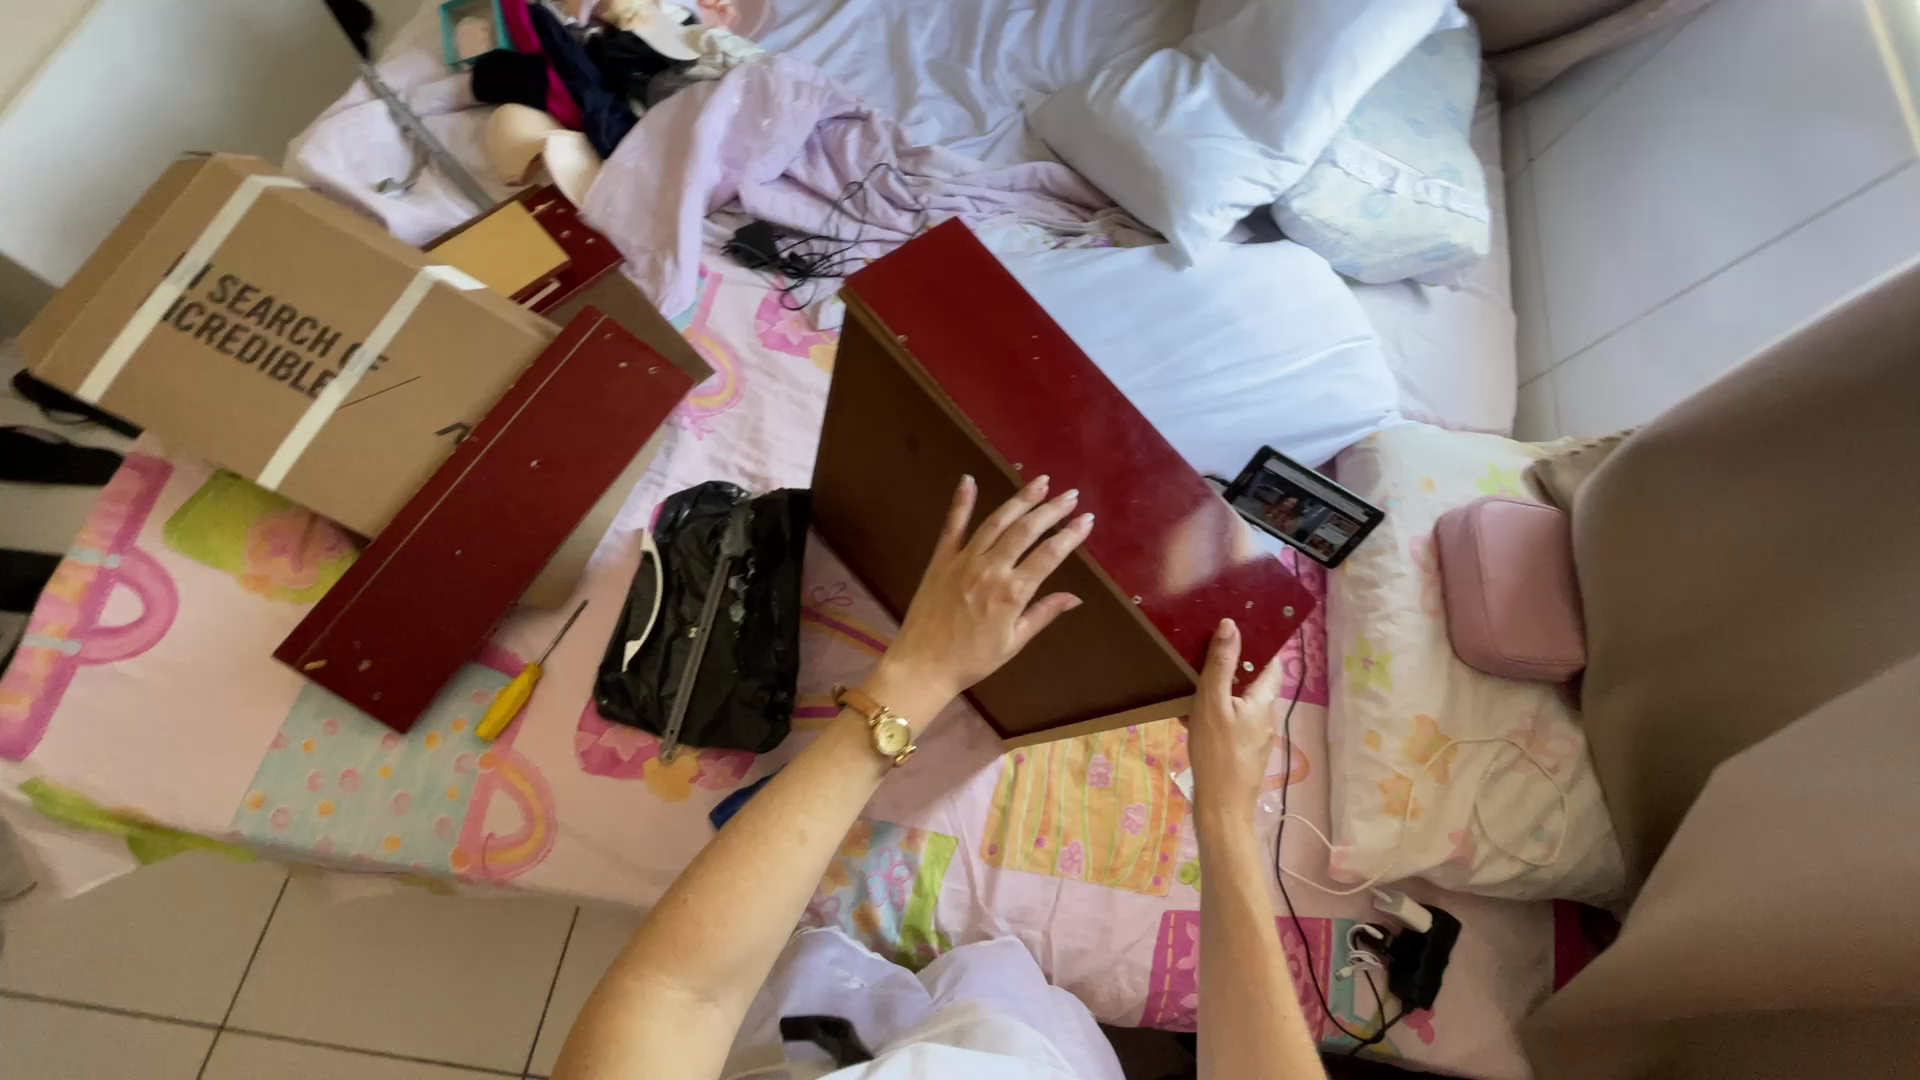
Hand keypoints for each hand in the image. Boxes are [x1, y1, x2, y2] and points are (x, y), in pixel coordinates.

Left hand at [870, 474, 1093, 721]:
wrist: (923, 664)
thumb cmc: (972, 659)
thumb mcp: (1014, 642)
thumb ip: (1043, 613)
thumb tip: (1075, 597)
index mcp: (1012, 592)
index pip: (1049, 555)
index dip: (1071, 535)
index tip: (1087, 519)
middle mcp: (991, 569)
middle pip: (1026, 530)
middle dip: (1051, 510)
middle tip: (1070, 495)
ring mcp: (964, 560)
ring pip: (997, 521)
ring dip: (1020, 500)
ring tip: (1040, 482)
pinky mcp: (941, 558)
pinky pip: (952, 525)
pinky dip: (961, 501)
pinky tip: (969, 480)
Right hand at [1184, 618, 1286, 825]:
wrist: (1221, 808)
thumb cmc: (1218, 752)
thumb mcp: (1213, 702)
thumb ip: (1221, 665)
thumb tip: (1231, 625)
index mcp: (1263, 702)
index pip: (1272, 666)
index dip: (1261, 647)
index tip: (1240, 632)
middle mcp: (1265, 718)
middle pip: (1251, 685)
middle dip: (1231, 670)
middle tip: (1204, 655)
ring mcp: (1254, 738)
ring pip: (1237, 705)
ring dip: (1218, 694)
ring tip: (1189, 687)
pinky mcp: (1241, 754)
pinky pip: (1228, 724)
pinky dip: (1212, 716)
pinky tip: (1188, 721)